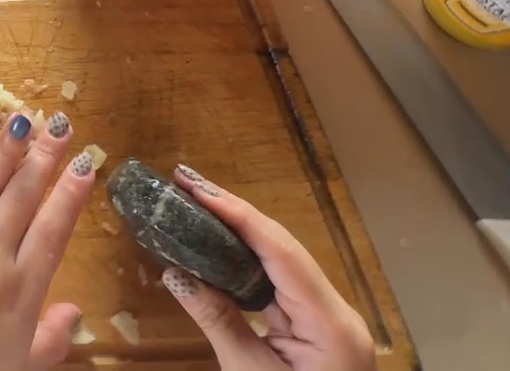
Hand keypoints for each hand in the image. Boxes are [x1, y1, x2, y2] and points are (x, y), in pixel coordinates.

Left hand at [0, 112, 98, 370]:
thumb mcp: (18, 366)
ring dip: (7, 151)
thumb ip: (50, 339)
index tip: (87, 164)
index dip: (71, 196)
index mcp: (21, 290)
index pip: (54, 232)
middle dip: (45, 159)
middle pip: (25, 199)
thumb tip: (76, 311)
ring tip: (22, 118)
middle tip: (61, 125)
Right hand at [161, 165, 376, 370]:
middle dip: (233, 210)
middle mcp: (336, 312)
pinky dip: (244, 256)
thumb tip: (173, 273)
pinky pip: (277, 280)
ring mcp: (327, 319)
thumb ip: (217, 321)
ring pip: (279, 259)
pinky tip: (217, 240)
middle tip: (185, 181)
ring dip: (236, 228)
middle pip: (282, 247)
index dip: (235, 212)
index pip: (280, 250)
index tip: (192, 185)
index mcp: (331, 324)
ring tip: (194, 199)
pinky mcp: (316, 328)